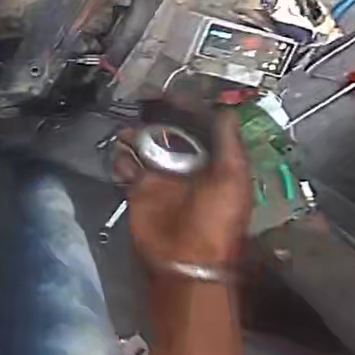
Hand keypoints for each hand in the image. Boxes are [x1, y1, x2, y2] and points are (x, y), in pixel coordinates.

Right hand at [118, 111, 253, 272]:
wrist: (186, 258)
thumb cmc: (216, 219)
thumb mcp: (233, 178)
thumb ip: (229, 143)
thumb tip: (226, 109)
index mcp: (213, 162)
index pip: (199, 127)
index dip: (187, 109)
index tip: (171, 95)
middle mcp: (187, 166)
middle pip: (168, 133)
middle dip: (155, 119)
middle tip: (142, 108)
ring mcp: (161, 177)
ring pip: (144, 146)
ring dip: (134, 136)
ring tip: (127, 133)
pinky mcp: (139, 189)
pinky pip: (126, 165)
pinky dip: (121, 158)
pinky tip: (123, 158)